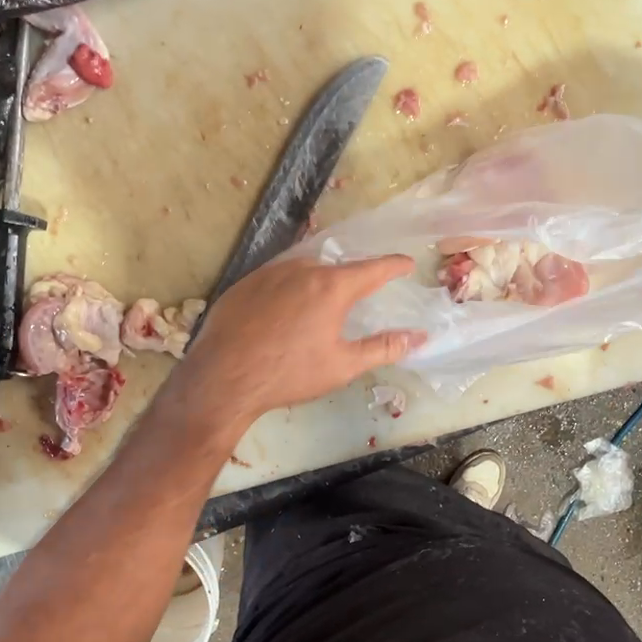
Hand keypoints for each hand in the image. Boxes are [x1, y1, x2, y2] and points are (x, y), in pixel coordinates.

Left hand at [173, 255, 425, 427]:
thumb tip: (418, 337)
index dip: (393, 266)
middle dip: (351, 277)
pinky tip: (284, 313)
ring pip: (303, 269)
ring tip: (320, 303)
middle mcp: (301, 269)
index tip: (406, 263)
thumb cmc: (288, 374)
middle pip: (336, 266)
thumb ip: (383, 348)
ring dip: (317, 281)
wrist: (223, 377)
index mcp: (331, 287)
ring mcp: (268, 273)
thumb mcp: (342, 366)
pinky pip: (275, 279)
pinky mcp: (243, 284)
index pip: (373, 269)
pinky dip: (288, 289)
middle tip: (360, 293)